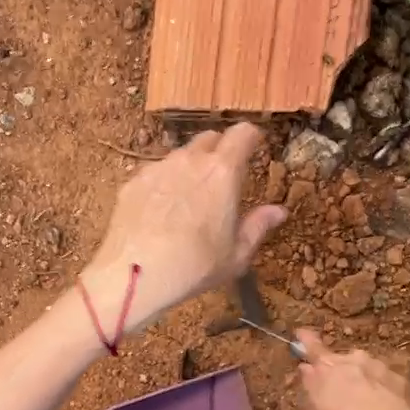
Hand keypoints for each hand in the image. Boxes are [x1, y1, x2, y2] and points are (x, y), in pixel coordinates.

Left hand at [81, 123, 285, 337]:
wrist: (135, 275)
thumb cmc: (193, 268)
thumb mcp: (235, 256)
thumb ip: (257, 227)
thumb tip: (278, 211)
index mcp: (223, 172)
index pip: (243, 134)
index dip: (251, 138)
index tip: (254, 147)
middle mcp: (189, 160)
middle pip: (209, 139)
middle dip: (219, 151)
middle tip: (221, 178)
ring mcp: (157, 168)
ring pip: (179, 156)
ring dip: (188, 168)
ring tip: (187, 199)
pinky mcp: (132, 182)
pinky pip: (153, 174)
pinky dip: (161, 184)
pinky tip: (158, 212)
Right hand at [294, 330, 409, 409]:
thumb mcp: (317, 405)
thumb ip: (311, 382)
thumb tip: (306, 367)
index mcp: (332, 364)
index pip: (316, 349)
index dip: (307, 340)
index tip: (301, 331)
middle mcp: (357, 359)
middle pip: (347, 359)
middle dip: (343, 369)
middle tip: (340, 391)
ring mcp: (381, 368)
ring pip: (368, 368)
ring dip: (364, 379)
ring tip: (363, 404)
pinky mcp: (400, 381)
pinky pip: (386, 380)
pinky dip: (382, 388)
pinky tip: (380, 407)